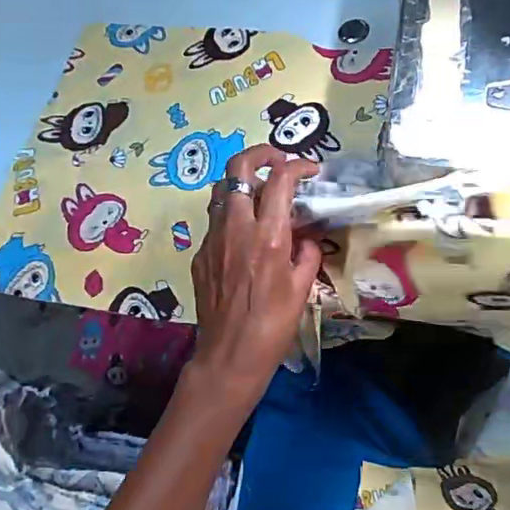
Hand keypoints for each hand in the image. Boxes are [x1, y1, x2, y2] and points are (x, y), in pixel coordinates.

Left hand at [187, 145, 322, 396]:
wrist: (230, 354)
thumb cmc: (273, 325)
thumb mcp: (302, 288)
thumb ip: (306, 253)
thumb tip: (305, 236)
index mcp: (267, 236)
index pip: (279, 180)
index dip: (297, 165)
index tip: (309, 170)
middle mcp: (235, 228)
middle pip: (237, 169)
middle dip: (259, 154)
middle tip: (276, 160)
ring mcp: (212, 240)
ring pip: (219, 192)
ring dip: (241, 184)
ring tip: (260, 195)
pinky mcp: (199, 255)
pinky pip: (214, 223)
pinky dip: (231, 217)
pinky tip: (244, 237)